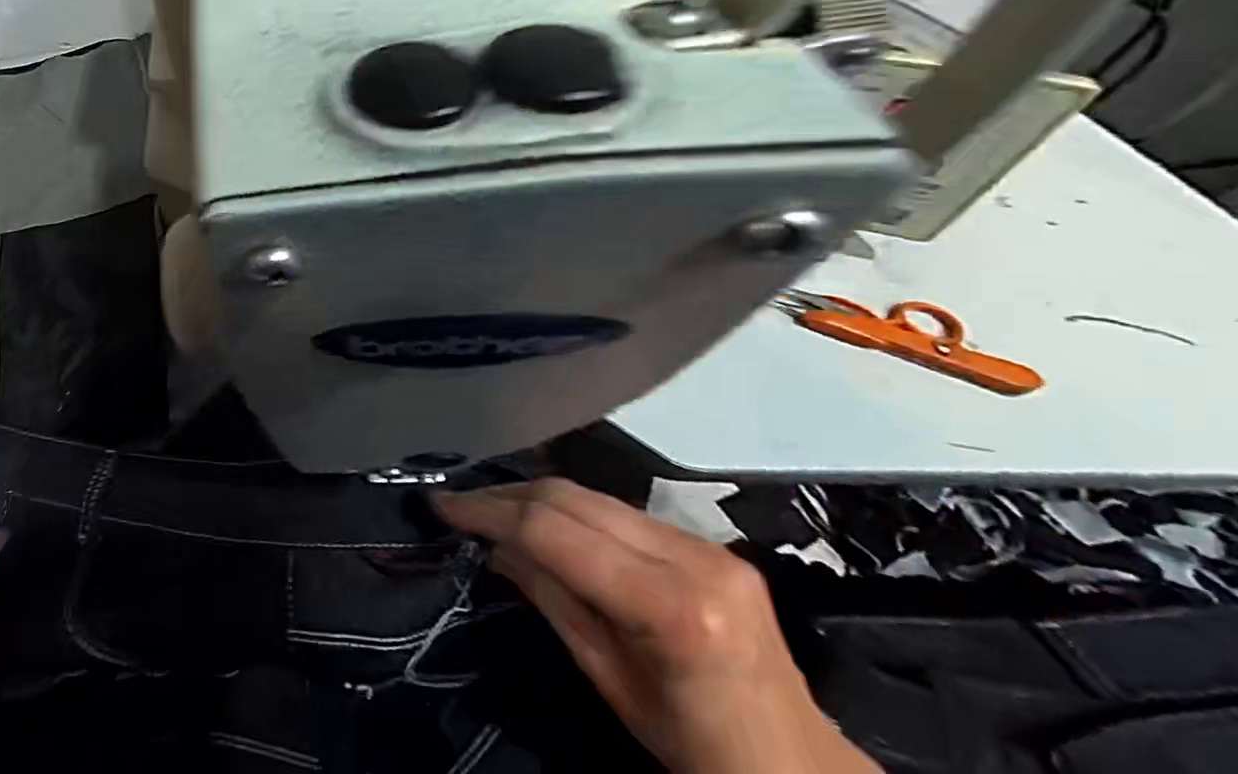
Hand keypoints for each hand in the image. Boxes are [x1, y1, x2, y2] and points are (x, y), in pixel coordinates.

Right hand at [435, 479, 878, 773]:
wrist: (797, 765)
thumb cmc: (697, 747)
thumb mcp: (612, 683)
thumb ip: (553, 601)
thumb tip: (495, 547)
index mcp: (672, 607)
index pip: (557, 533)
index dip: (491, 513)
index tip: (444, 507)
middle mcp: (692, 556)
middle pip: (574, 500)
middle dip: (507, 496)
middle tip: (459, 505)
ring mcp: (705, 543)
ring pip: (594, 496)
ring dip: (534, 497)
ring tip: (489, 509)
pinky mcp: (707, 541)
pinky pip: (619, 512)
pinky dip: (570, 511)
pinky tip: (543, 521)